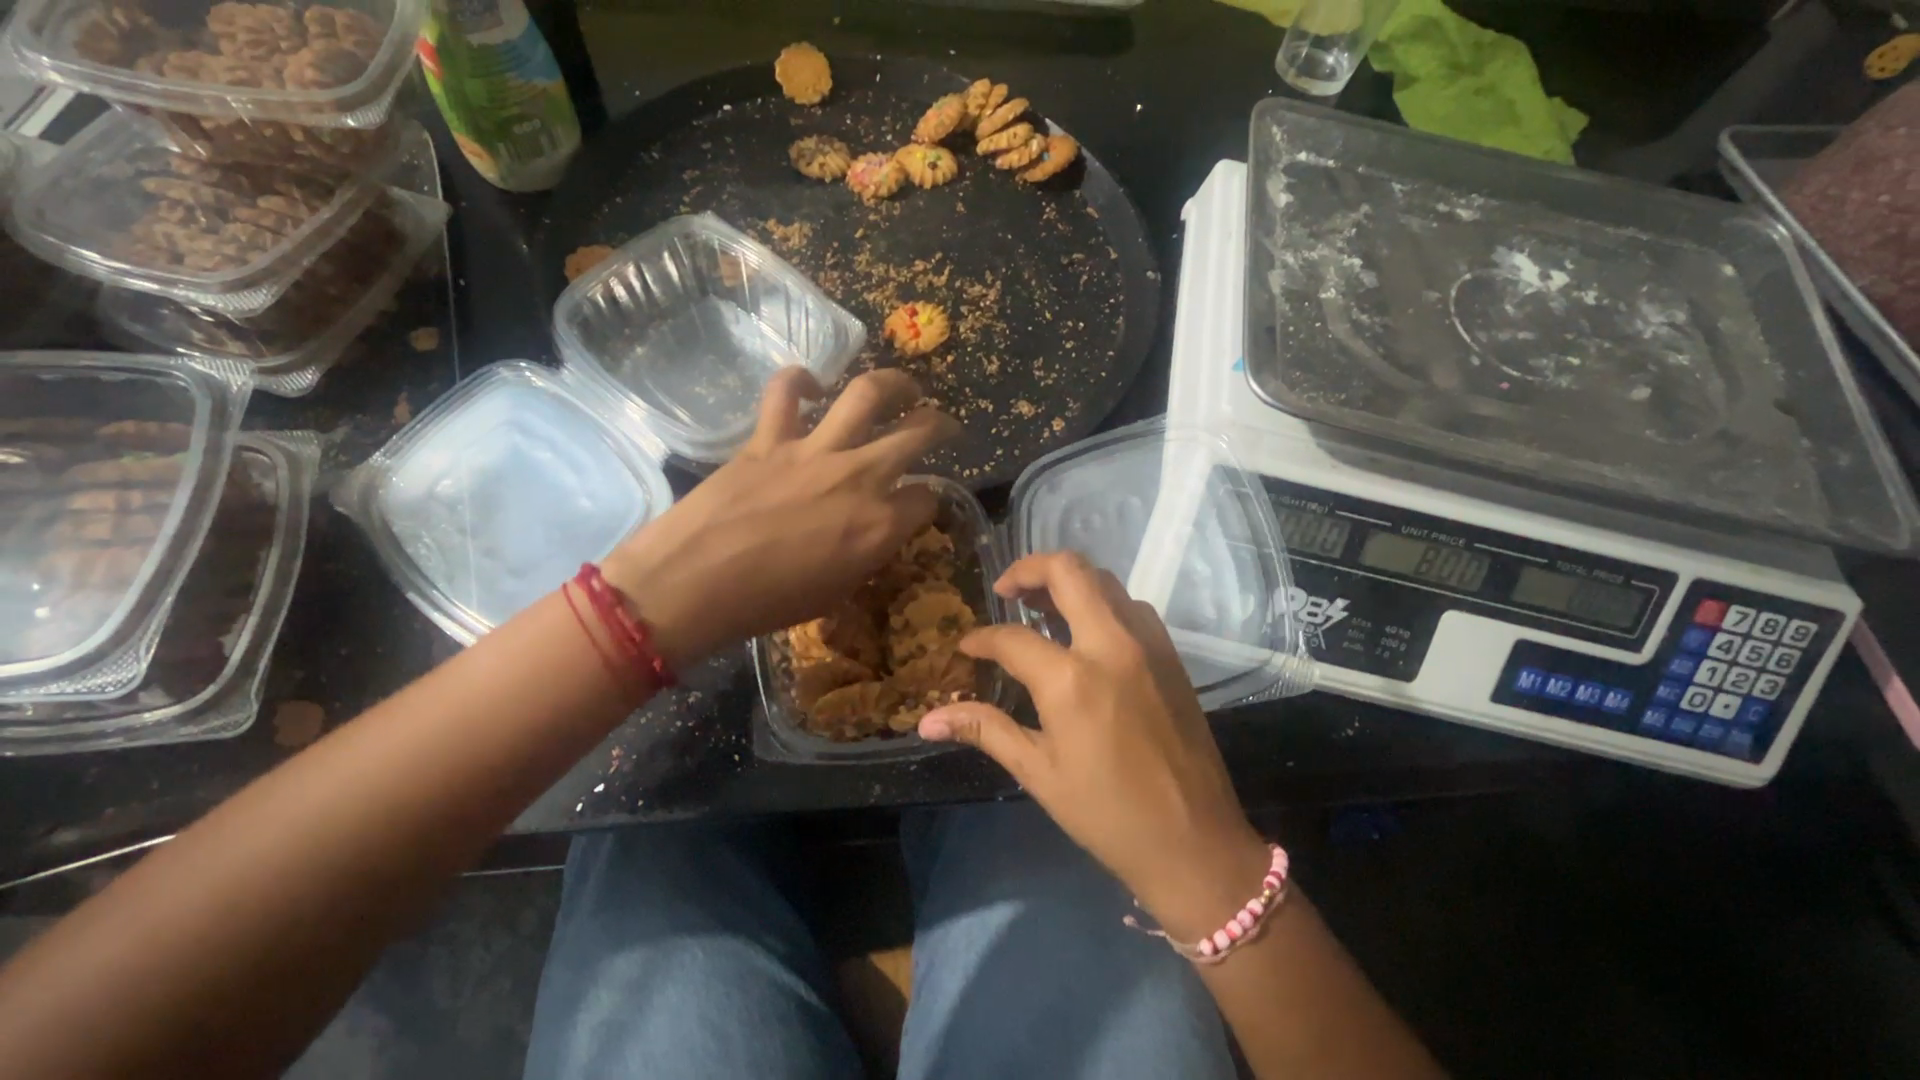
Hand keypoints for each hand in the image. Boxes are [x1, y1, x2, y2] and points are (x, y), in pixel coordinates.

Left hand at [600, 369, 959, 669]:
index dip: (929, 501)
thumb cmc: (768, 605)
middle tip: (942, 424)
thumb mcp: (836, 593)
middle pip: (918, 433)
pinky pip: (788, 391)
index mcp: (881, 524)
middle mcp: (860, 476)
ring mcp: (814, 450)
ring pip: (868, 393)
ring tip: (904, 386)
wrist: (695, 584)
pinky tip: (812, 386)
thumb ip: (864, 555)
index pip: (928, 499)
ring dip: (895, 383)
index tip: (921, 505)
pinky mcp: (769, 437)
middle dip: (940, 425)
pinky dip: (801, 380)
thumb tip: (870, 535)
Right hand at [918, 552, 1270, 939]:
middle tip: (1006, 592)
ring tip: (1042, 610)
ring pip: (1106, 581)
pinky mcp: (1172, 656)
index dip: (981, 638)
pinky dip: (1103, 603)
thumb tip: (927, 719)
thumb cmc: (1107, 814)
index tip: (967, 648)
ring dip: (1070, 583)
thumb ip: (985, 730)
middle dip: (1028, 569)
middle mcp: (1113, 645)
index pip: (1012, 636)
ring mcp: (1149, 645)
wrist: (1194, 842)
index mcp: (1072, 679)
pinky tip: (1086, 635)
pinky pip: (1132, 607)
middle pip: (1069, 571)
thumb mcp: (1039, 772)